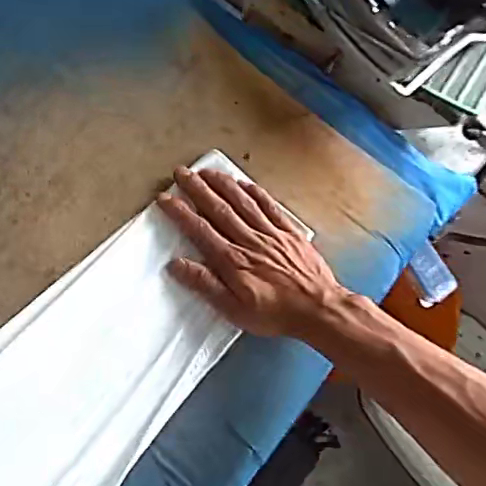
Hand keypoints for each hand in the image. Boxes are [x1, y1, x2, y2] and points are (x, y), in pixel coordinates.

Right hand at [156, 166, 354, 338]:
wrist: (320, 310)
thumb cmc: (274, 313)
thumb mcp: (233, 308)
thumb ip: (205, 284)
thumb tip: (176, 265)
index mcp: (231, 260)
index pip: (199, 229)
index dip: (180, 212)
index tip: (165, 198)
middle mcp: (248, 240)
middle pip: (218, 208)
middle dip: (197, 189)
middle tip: (181, 173)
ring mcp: (270, 233)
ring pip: (242, 202)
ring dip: (222, 184)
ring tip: (206, 171)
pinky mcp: (289, 233)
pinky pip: (269, 206)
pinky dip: (254, 192)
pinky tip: (243, 183)